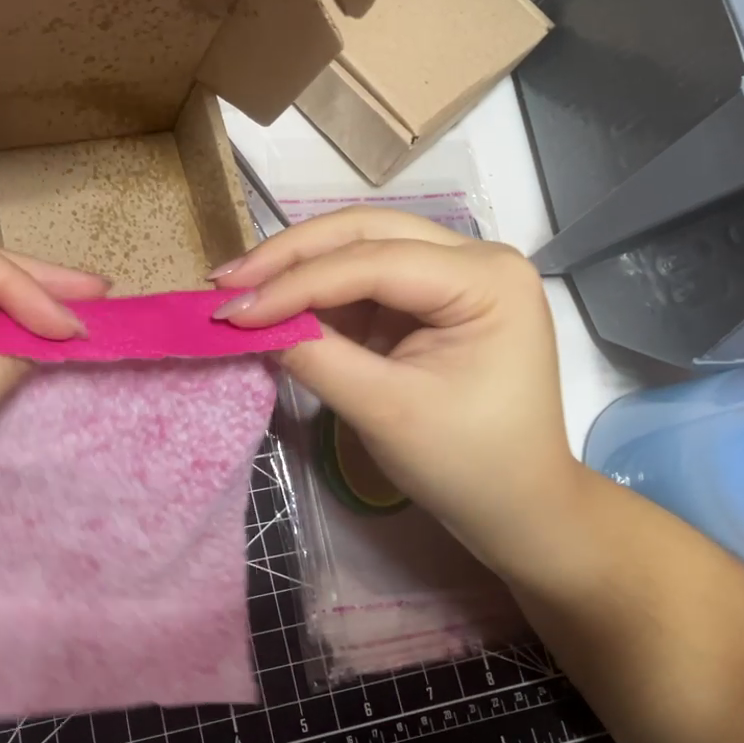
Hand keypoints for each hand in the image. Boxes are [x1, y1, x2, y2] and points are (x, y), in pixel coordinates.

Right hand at [210, 208, 584, 566]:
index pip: (373, 262)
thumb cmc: (467, 464)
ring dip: (297, 268)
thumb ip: (316, 357)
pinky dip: (316, 293)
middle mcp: (475, 259)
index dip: (295, 282)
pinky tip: (276, 305)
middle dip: (290, 257)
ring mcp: (453, 275)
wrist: (518, 508)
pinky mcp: (429, 299)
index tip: (230, 309)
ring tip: (240, 289)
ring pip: (359, 248)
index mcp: (486, 280)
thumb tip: (248, 323)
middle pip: (365, 234)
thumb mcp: (385, 411)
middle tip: (225, 281)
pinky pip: (362, 280)